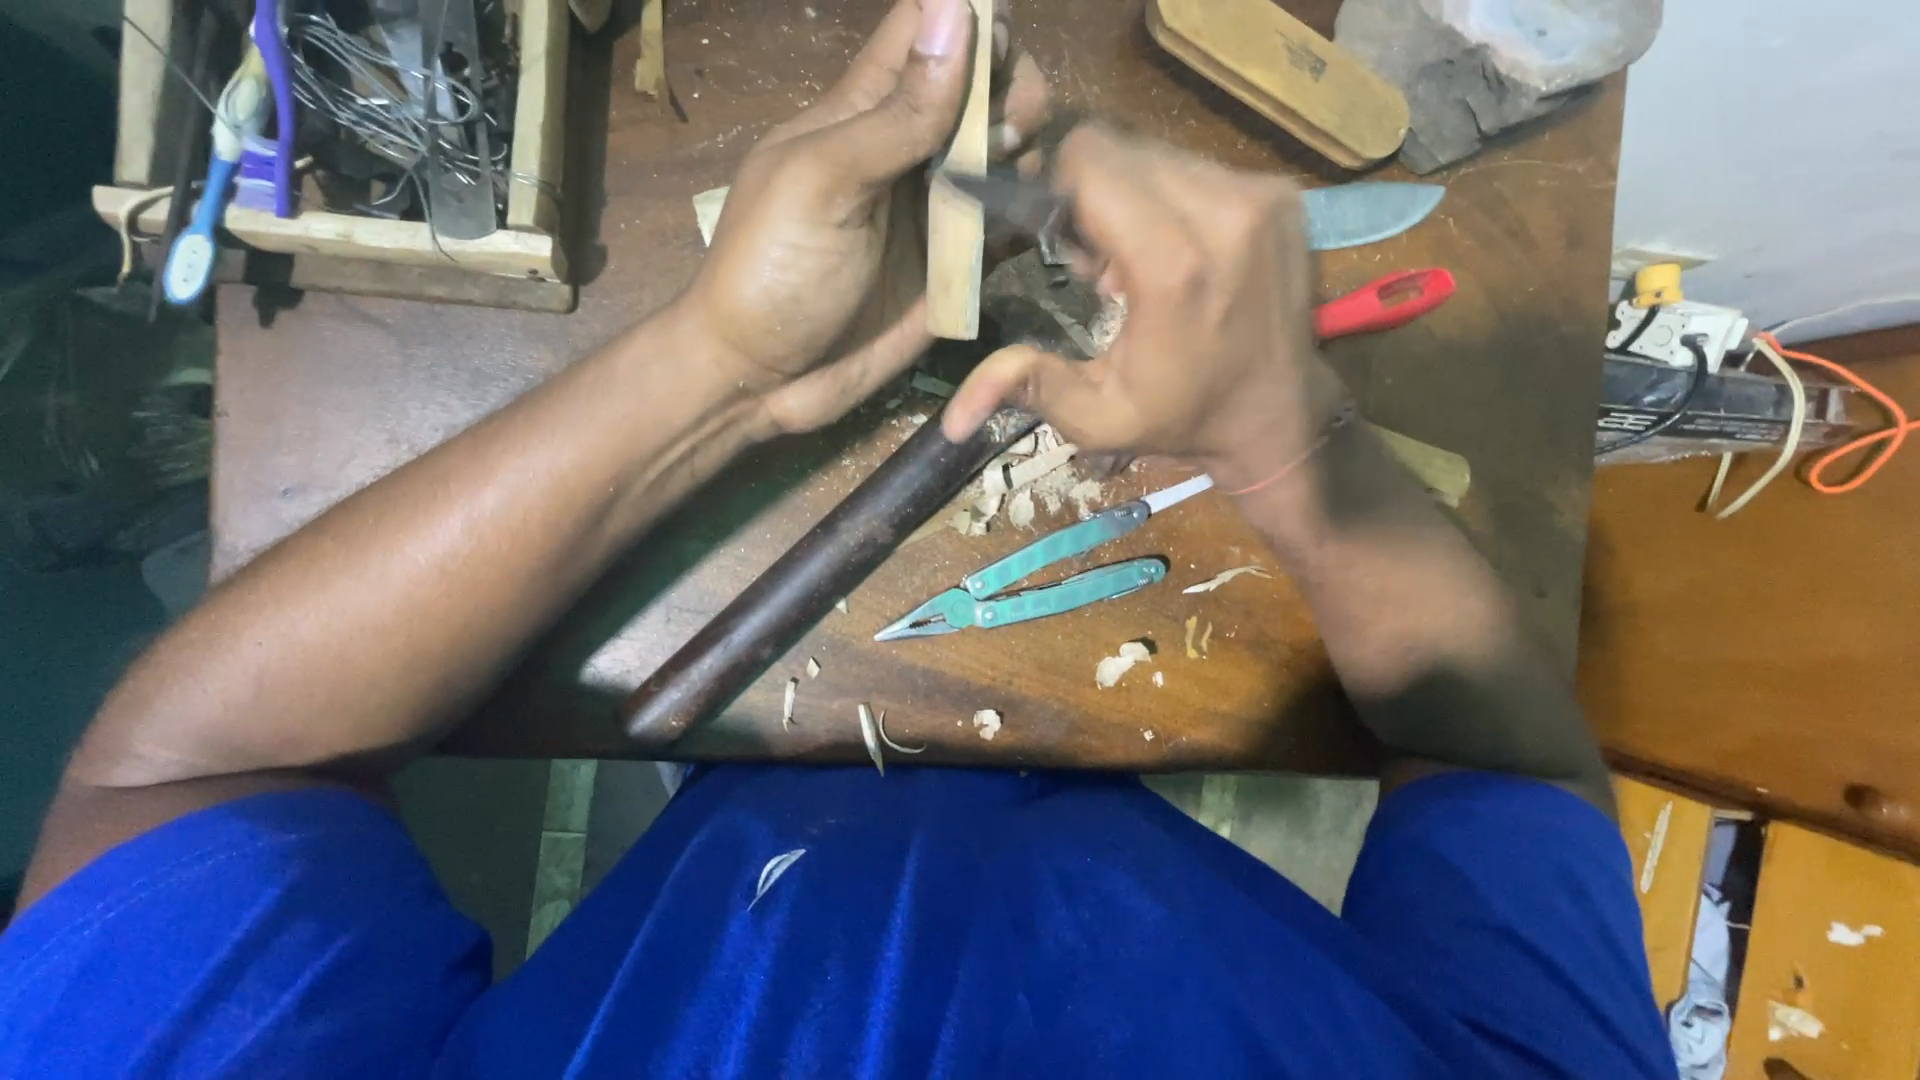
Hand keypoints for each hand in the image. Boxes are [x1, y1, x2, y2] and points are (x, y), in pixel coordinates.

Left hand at [682, 0, 1050, 435]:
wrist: (763, 379)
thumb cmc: (772, 270)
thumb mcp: (823, 182)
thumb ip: (894, 114)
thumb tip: (957, 14)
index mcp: (860, 114)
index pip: (921, 35)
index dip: (965, 22)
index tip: (1002, 36)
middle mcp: (905, 156)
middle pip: (975, 93)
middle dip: (1009, 92)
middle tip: (1009, 131)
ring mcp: (932, 216)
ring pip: (1000, 158)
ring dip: (1023, 154)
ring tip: (1013, 182)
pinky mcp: (952, 272)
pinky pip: (1003, 231)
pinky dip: (1028, 218)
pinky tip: (1036, 219)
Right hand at [942, 125, 1347, 488]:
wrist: (1280, 416)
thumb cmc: (1183, 418)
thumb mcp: (1099, 418)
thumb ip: (1029, 388)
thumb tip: (951, 418)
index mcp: (1174, 267)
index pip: (1090, 162)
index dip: (1057, 192)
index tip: (1062, 246)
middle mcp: (1224, 211)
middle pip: (1119, 150)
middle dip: (1090, 196)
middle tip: (1099, 265)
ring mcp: (1261, 196)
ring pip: (1158, 153)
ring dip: (1131, 197)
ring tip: (1140, 265)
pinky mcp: (1283, 194)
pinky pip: (1198, 166)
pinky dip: (1172, 200)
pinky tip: (1179, 255)